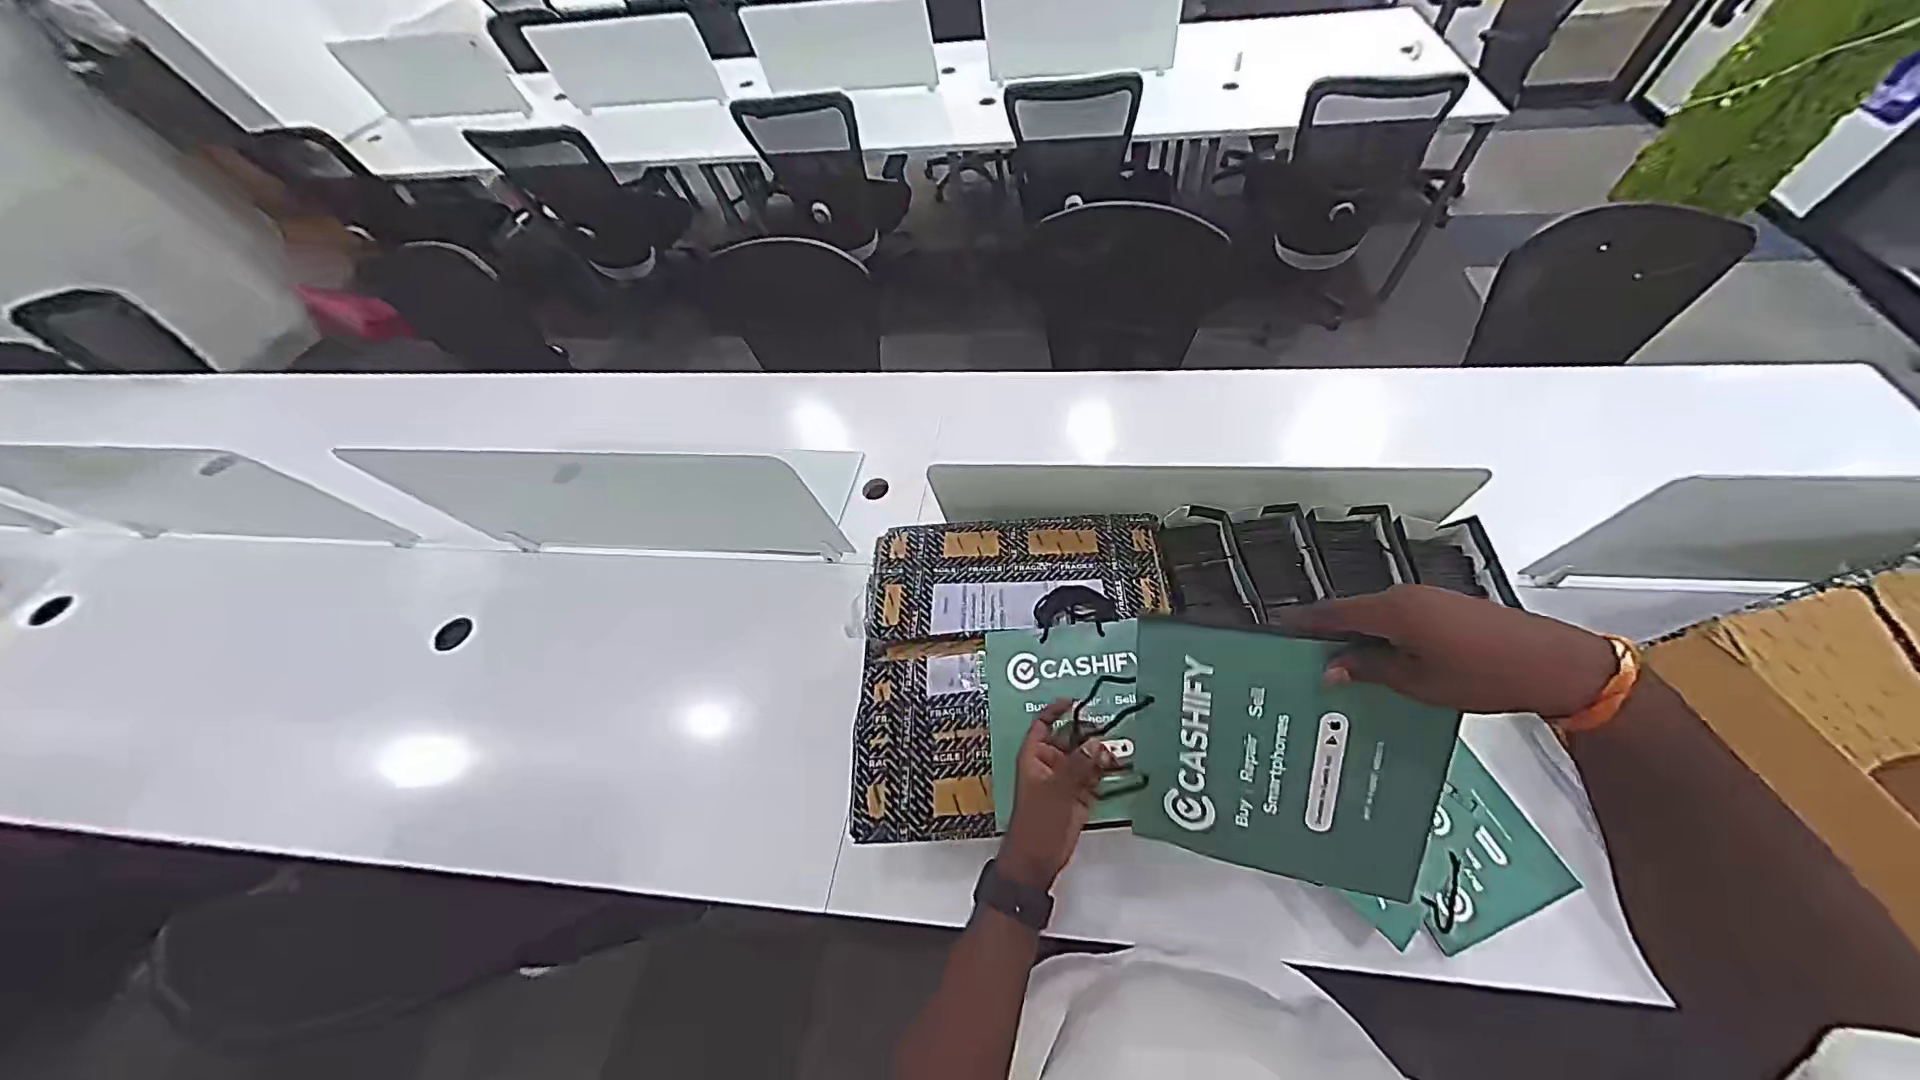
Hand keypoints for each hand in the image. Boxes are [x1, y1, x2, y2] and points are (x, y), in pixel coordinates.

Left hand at [998, 700, 1115, 890]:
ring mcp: (1066, 779)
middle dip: (1090, 732)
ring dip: (1103, 752)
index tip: (1077, 701)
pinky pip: (1096, 776)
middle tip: (1113, 727)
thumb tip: (1098, 743)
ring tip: (1122, 748)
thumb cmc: (1036, 823)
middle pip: (1071, 738)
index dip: (1057, 710)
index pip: (1043, 723)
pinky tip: (1124, 765)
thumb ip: (1078, 765)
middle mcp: (1050, 763)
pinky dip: (1108, 771)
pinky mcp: (1080, 796)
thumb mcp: (1056, 790)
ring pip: (1086, 757)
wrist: (1037, 860)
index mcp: (1034, 755)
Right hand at [1270, 584, 1619, 718]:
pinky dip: (1382, 632)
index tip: (1279, 629)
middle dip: (1328, 631)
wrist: (1558, 666)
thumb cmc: (1486, 676)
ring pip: (1375, 613)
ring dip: (1357, 633)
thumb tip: (1331, 669)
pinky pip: (1398, 615)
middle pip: (1351, 611)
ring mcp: (1426, 598)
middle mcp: (1404, 596)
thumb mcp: (1417, 682)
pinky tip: (1381, 656)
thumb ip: (1369, 669)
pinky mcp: (1444, 606)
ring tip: (1342, 662)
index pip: (1332, 613)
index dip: (1303, 622)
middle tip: (1308, 655)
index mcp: (1392, 611)